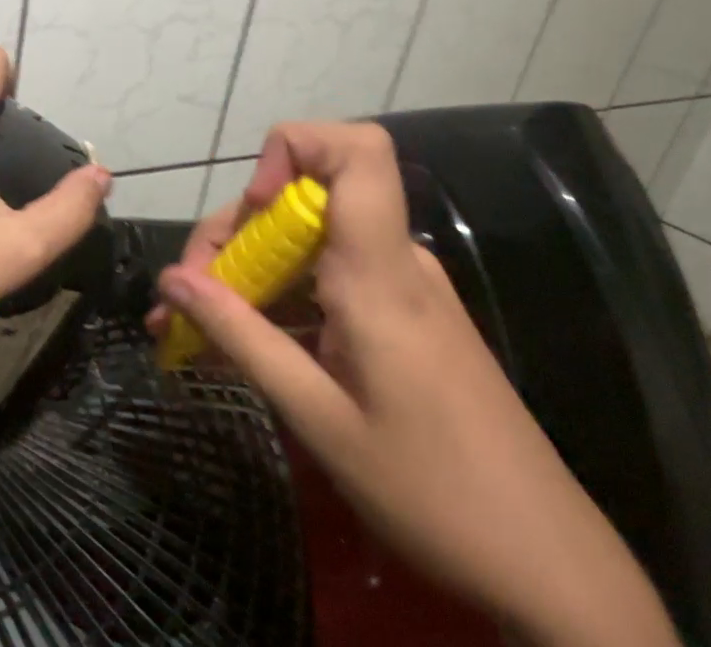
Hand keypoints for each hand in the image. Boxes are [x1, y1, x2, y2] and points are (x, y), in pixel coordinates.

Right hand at [148, 122, 674, 646]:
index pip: (356, 151)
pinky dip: (272, 308)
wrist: (541, 559)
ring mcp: (398, 294)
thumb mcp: (317, 417)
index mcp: (380, 275)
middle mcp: (392, 265)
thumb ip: (241, 337)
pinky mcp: (399, 324)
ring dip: (241, 279)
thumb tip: (169, 280)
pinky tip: (228, 350)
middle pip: (303, 202)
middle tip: (179, 305)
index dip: (293, 150)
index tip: (249, 214)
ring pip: (305, 248)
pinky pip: (324, 288)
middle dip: (230, 239)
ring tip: (183, 333)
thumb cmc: (428, 490)